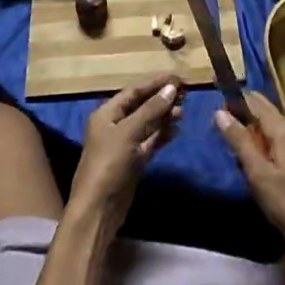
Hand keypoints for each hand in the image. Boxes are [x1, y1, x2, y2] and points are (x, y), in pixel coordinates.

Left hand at [68, 76, 182, 223]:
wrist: (100, 207)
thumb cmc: (109, 164)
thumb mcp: (128, 133)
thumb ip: (150, 111)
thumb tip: (171, 89)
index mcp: (106, 113)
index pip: (133, 92)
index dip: (154, 84)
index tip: (177, 78)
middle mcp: (115, 125)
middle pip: (141, 106)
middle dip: (161, 98)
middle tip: (185, 92)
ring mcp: (125, 143)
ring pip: (148, 124)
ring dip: (164, 115)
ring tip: (184, 109)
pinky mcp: (134, 160)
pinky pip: (150, 141)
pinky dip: (162, 134)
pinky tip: (176, 128)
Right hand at [215, 92, 284, 260]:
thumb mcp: (259, 173)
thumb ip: (239, 140)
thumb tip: (219, 112)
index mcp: (282, 128)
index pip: (253, 100)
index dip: (232, 102)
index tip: (212, 114)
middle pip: (260, 113)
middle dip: (238, 117)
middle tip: (217, 134)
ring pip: (265, 130)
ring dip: (247, 135)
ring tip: (228, 150)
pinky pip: (272, 146)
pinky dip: (257, 149)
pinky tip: (247, 165)